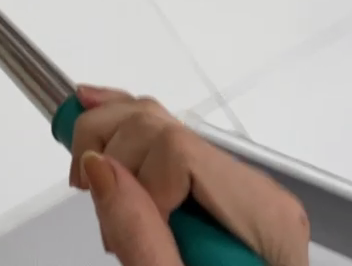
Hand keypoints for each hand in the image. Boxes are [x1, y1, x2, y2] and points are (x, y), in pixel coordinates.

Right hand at [71, 86, 309, 265]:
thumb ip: (142, 240)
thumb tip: (100, 166)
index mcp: (263, 219)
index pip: (176, 150)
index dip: (131, 178)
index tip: (114, 227)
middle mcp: (255, 194)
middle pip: (162, 128)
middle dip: (110, 156)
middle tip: (88, 200)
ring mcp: (232, 189)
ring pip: (157, 121)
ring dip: (107, 142)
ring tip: (89, 185)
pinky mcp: (211, 193)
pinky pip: (160, 134)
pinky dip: (118, 125)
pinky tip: (93, 111)